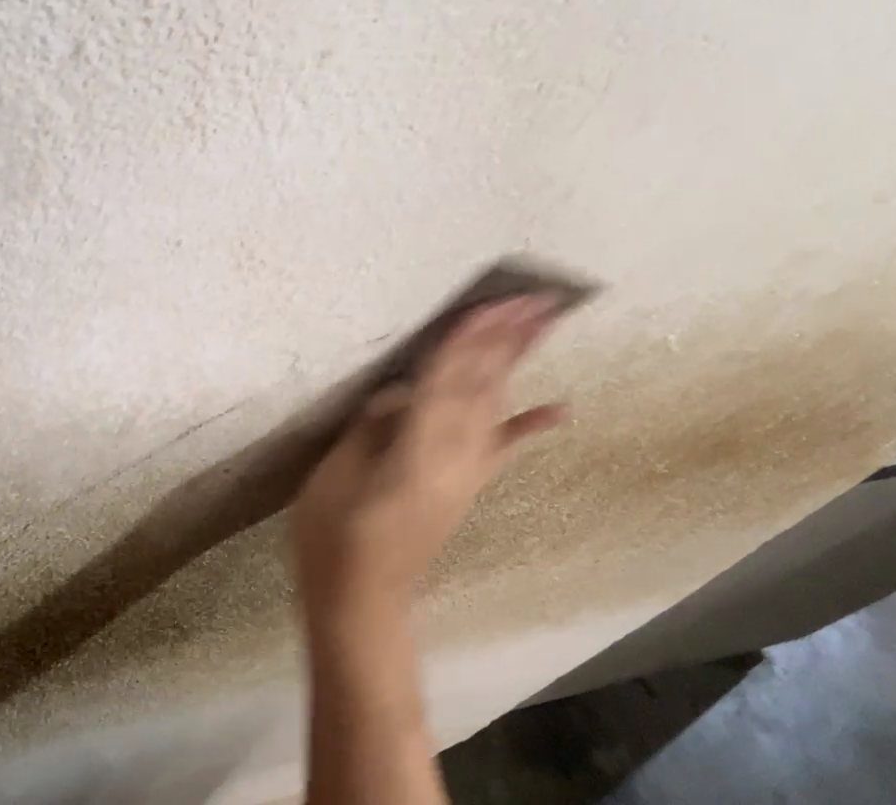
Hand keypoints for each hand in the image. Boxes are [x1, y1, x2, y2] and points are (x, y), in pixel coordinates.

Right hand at [290, 296, 565, 624]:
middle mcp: (454, 460)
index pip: (443, 384)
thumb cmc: (334, 535)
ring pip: (494, 408)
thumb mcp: (337, 475)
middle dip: (504, 341)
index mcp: (417, 454)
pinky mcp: (464, 486)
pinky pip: (500, 450)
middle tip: (534, 299)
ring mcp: (465, 474)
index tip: (485, 304)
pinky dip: (528, 424)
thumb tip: (399, 393)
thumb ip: (371, 429)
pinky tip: (561, 406)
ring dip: (515, 363)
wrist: (360, 596)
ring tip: (540, 324)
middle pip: (480, 388)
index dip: (462, 342)